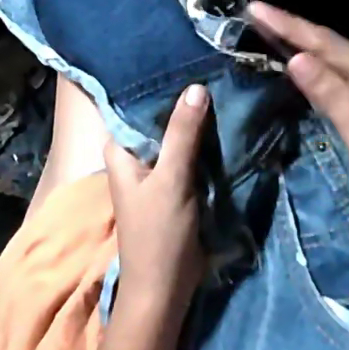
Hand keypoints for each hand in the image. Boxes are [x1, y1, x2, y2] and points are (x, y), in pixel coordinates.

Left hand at [102, 84, 208, 315]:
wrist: (166, 289)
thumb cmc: (158, 234)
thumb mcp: (171, 180)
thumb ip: (182, 134)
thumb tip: (196, 87)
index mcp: (121, 150)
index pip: (137, 105)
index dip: (162, 85)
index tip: (191, 60)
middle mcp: (136, 155)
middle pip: (161, 119)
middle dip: (185, 101)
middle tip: (216, 69)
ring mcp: (158, 170)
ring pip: (178, 136)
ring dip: (198, 121)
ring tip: (226, 87)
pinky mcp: (177, 184)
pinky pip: (191, 154)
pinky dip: (206, 143)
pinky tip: (227, 122)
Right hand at [248, 1, 348, 233]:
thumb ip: (330, 93)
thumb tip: (295, 57)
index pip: (325, 43)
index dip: (288, 25)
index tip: (255, 8)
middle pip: (330, 43)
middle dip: (291, 27)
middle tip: (254, 12)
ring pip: (334, 55)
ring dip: (301, 41)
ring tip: (268, 27)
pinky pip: (340, 71)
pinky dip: (316, 61)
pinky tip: (300, 60)